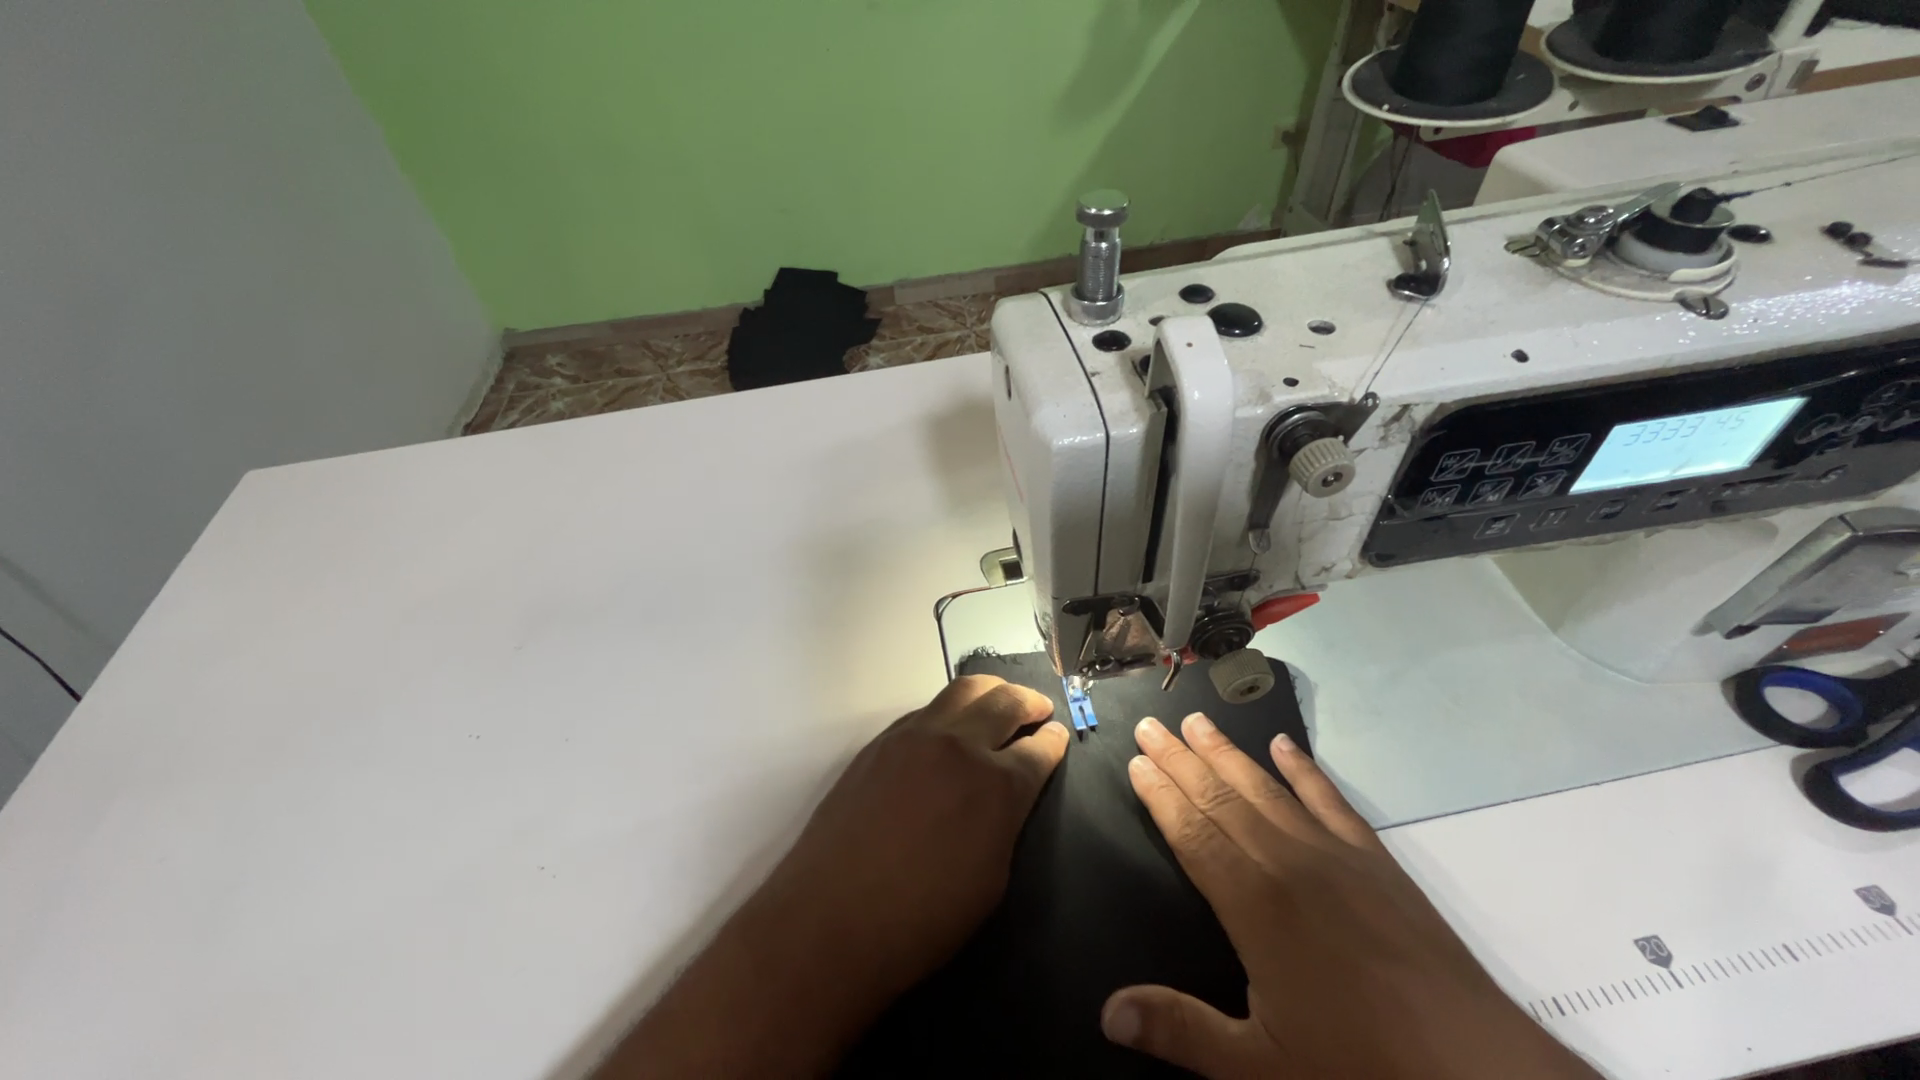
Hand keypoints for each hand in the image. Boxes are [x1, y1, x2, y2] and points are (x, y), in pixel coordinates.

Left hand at [758, 674, 1069, 998]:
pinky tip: (950, 729)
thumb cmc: (921, 919)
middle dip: (1030, 701)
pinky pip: (925, 711)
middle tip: (1039, 709)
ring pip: (962, 690)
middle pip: (1005, 701)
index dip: (1054, 742)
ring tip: (1000, 701)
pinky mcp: (879, 743)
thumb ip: (1005, 824)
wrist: (829, 919)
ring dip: (991, 691)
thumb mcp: (990, 881)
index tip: (1059, 736)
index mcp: (997, 785)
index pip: (1039, 749)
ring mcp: (913, 738)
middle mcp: (958, 746)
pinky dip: (950, 710)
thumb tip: (1007, 797)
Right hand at [1101, 714, 1599, 1079]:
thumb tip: (1108, 1011)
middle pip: (1223, 800)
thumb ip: (1180, 1029)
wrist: (1474, 1068)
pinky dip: (1305, 770)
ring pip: (1269, 790)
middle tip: (1150, 725)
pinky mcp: (1377, 862)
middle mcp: (1290, 865)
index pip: (1193, 835)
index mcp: (1255, 906)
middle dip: (1181, 760)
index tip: (1136, 761)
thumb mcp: (1257, 1065)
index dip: (1161, 797)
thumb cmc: (1356, 1063)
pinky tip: (1284, 745)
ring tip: (1198, 722)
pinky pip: (1332, 801)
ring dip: (1229, 754)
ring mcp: (1337, 857)